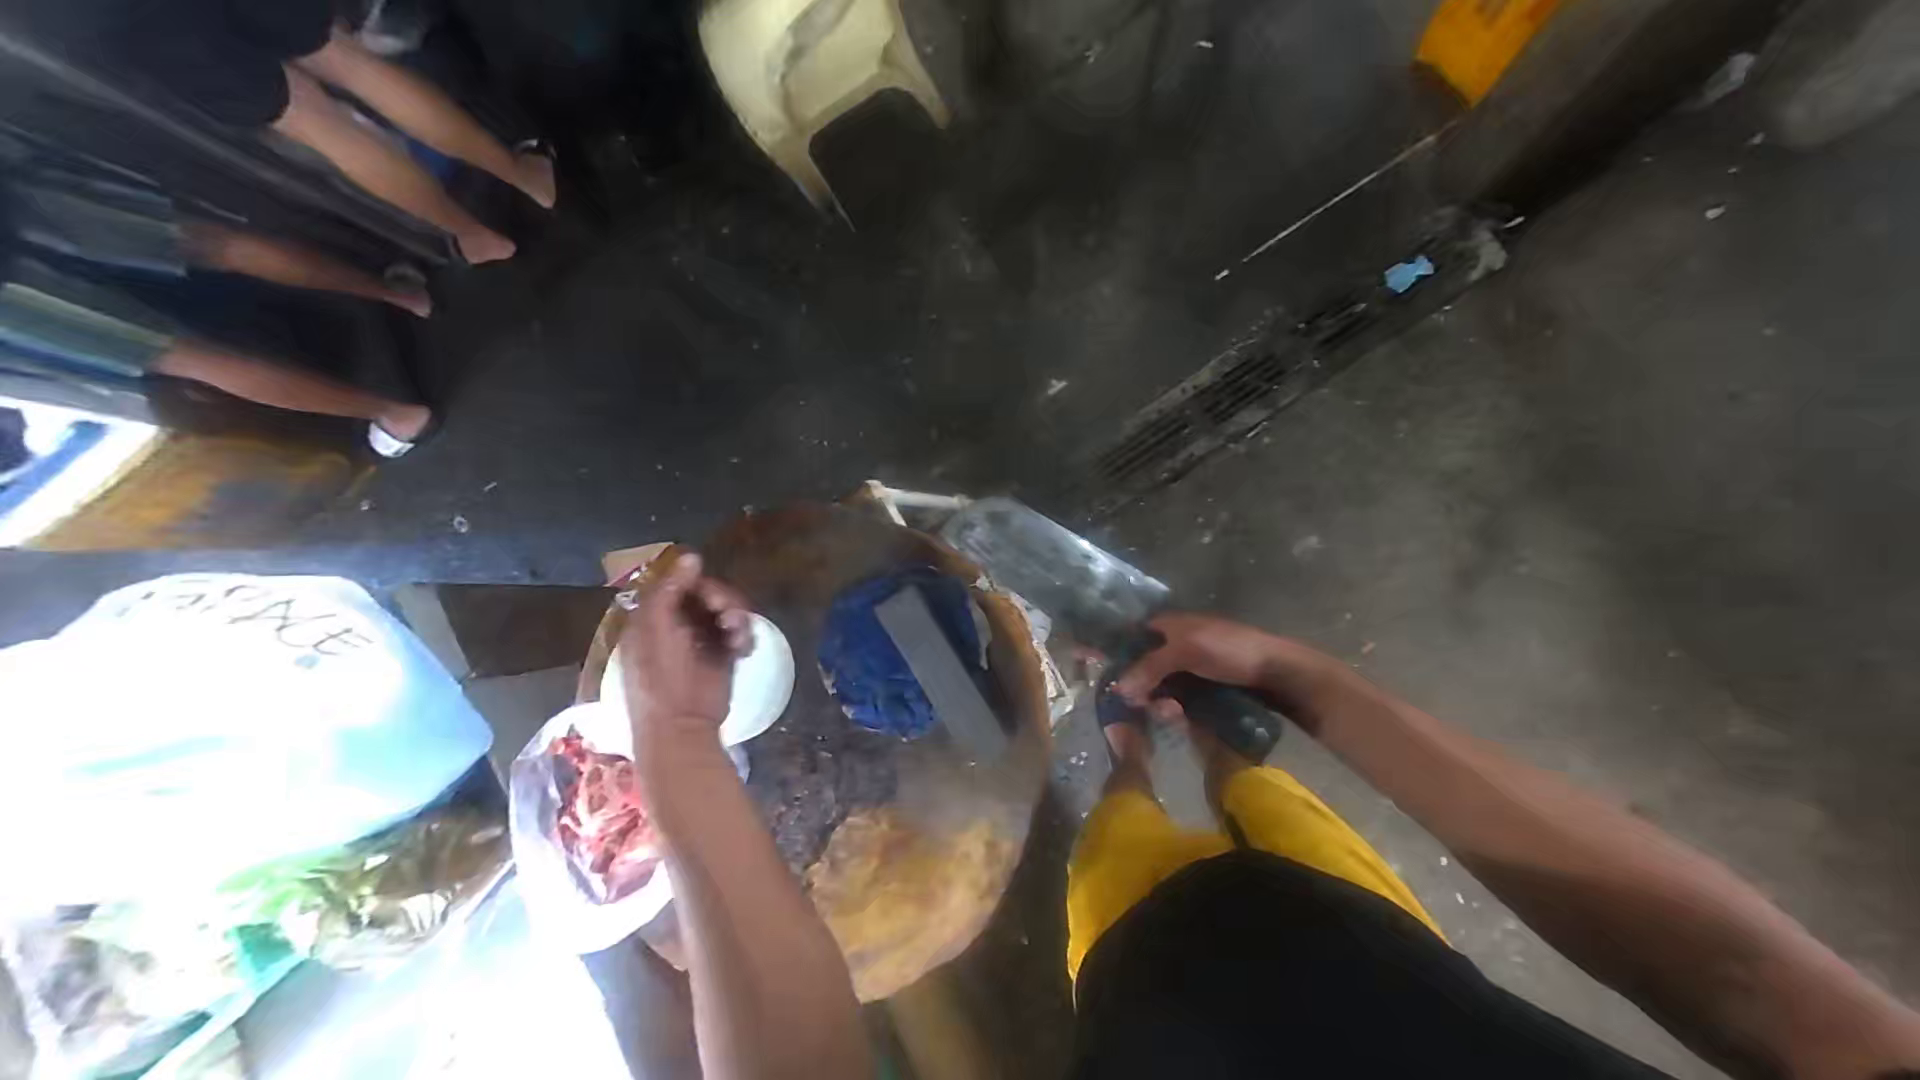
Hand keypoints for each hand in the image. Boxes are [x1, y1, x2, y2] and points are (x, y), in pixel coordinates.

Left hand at [618, 552, 754, 741]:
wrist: (682, 726)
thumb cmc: (661, 679)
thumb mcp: (655, 629)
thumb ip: (669, 590)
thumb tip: (692, 557)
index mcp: (654, 615)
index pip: (680, 582)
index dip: (697, 583)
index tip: (708, 595)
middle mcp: (678, 623)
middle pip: (708, 593)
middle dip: (723, 600)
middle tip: (729, 616)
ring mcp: (702, 639)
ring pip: (727, 609)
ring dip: (738, 617)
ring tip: (739, 637)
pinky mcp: (724, 654)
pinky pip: (740, 631)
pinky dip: (745, 635)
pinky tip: (744, 649)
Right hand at [1114, 614, 1342, 733]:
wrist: (1280, 673)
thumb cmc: (1231, 651)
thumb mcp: (1187, 651)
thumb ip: (1149, 666)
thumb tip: (1118, 688)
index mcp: (1168, 625)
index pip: (1130, 636)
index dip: (1113, 653)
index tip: (1097, 672)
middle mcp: (1174, 644)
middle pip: (1141, 667)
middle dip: (1139, 687)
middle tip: (1142, 705)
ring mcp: (1188, 669)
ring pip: (1158, 688)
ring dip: (1160, 703)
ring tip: (1174, 715)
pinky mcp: (1202, 691)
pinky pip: (1176, 701)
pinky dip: (1175, 710)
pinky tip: (1183, 719)